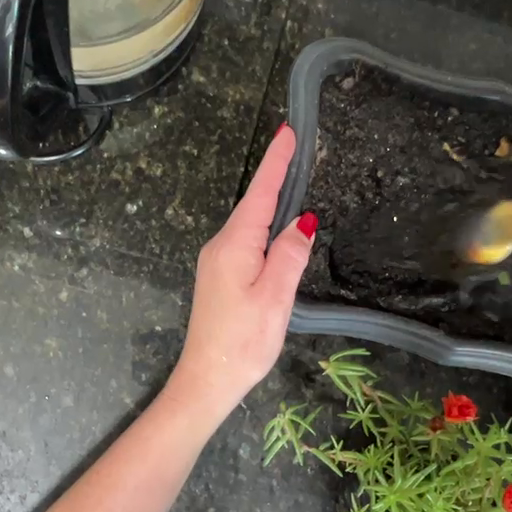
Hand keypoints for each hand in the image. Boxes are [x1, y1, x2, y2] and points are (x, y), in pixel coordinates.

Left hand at [168, 125, 315, 414]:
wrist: (207, 380)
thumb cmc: (243, 341)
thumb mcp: (275, 297)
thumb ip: (290, 255)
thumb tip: (304, 221)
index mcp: (234, 244)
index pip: (260, 194)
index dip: (275, 163)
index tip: (287, 131)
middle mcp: (221, 246)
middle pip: (253, 204)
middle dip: (275, 175)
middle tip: (298, 149)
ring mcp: (217, 262)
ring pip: (249, 223)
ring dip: (271, 200)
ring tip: (294, 179)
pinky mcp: (220, 277)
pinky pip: (246, 241)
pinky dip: (264, 226)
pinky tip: (277, 228)